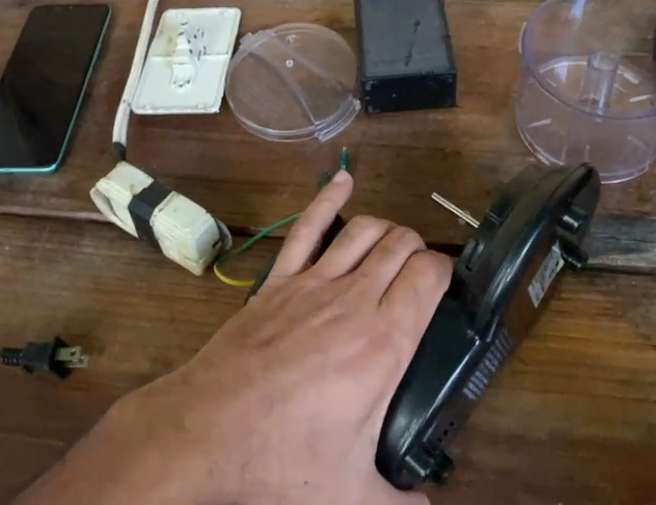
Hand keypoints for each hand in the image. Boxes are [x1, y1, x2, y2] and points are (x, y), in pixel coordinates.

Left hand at [16, 171, 451, 504]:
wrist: (206, 430)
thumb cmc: (281, 461)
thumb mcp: (352, 495)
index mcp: (383, 345)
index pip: (430, 276)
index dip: (446, 272)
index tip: (449, 288)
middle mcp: (354, 300)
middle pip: (401, 244)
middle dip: (420, 250)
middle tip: (423, 275)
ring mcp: (312, 283)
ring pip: (363, 230)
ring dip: (387, 229)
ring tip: (395, 245)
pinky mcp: (278, 280)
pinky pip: (308, 227)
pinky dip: (328, 199)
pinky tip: (343, 181)